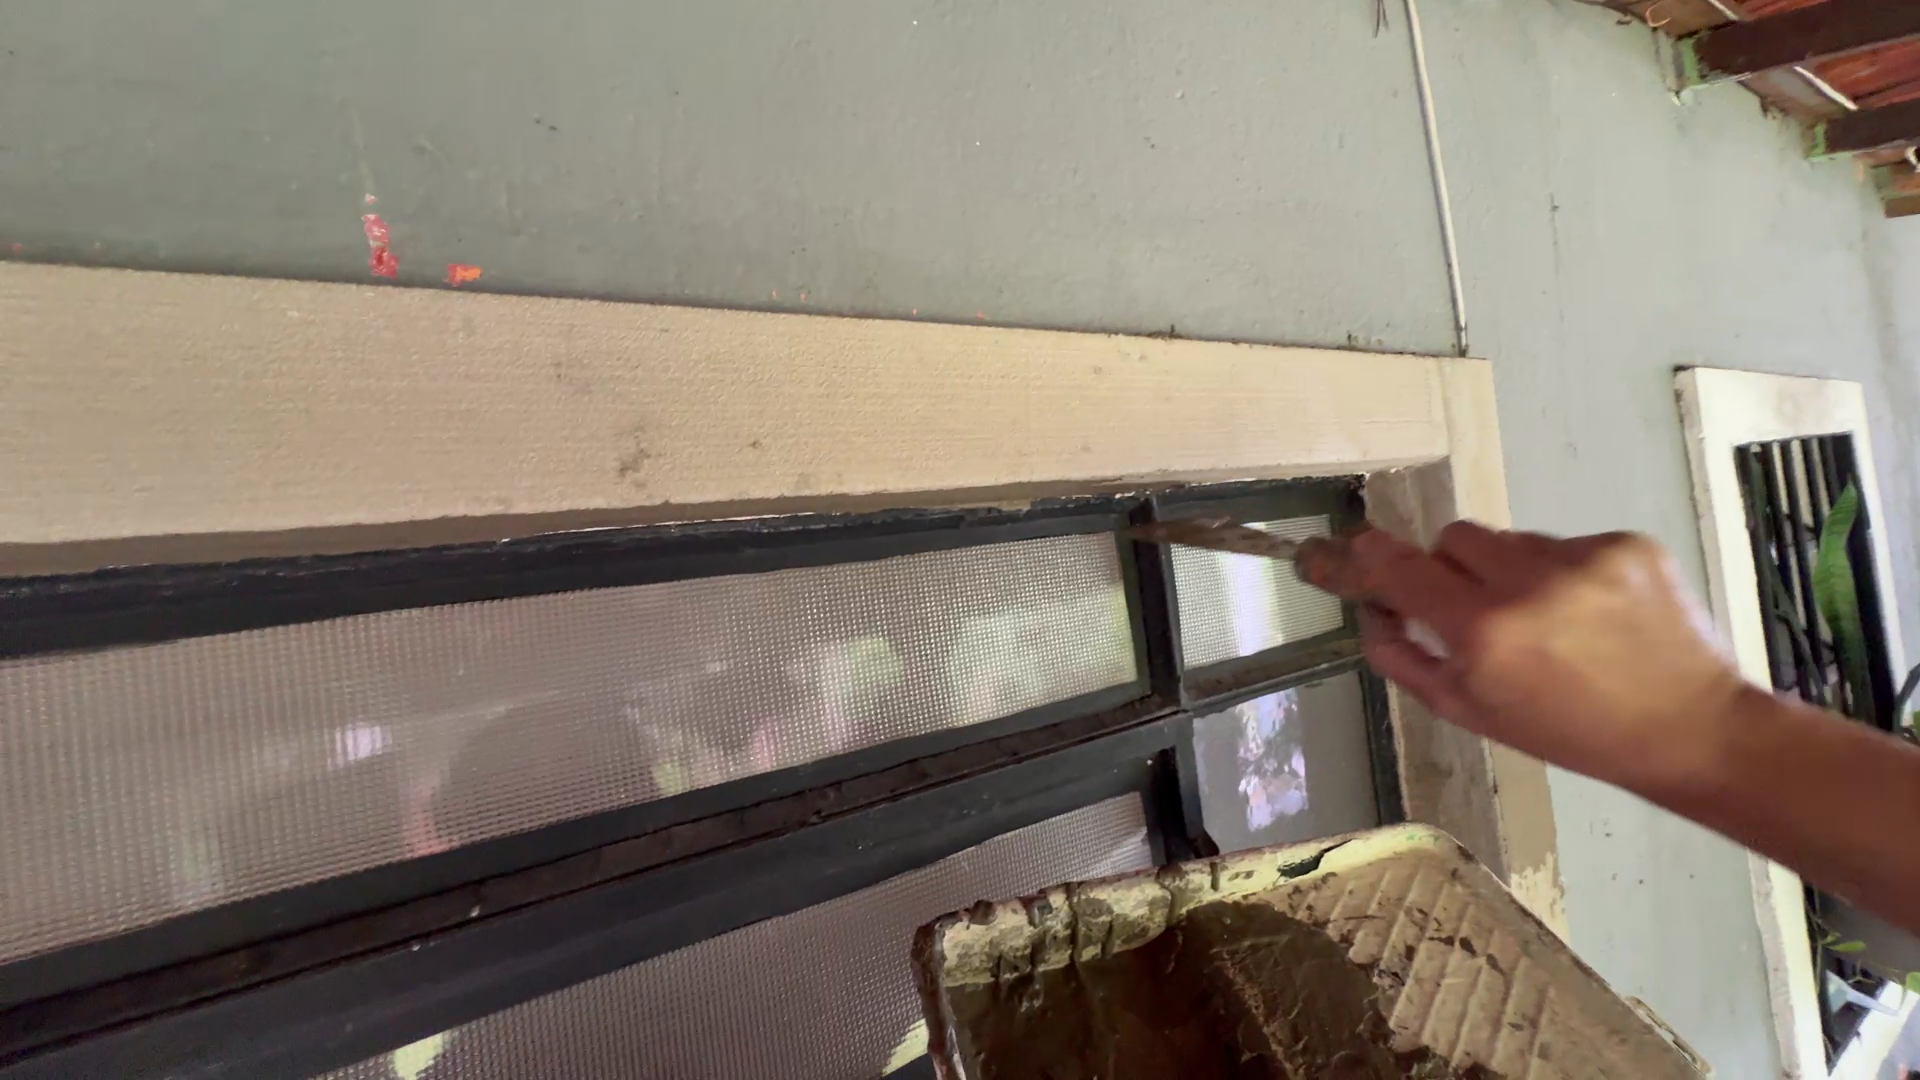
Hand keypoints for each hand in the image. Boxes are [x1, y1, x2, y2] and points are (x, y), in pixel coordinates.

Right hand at [1295, 522, 1754, 794]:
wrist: (1694, 731)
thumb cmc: (1564, 731)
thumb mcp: (1464, 709)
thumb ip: (1399, 656)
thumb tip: (1371, 611)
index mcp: (1482, 630)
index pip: (1397, 565)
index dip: (1364, 554)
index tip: (1346, 548)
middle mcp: (1526, 583)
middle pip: (1450, 537)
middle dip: (1447, 565)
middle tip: (1469, 604)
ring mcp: (1582, 558)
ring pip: (1504, 539)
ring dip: (1503, 569)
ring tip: (1542, 614)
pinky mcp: (1626, 545)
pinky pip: (1558, 542)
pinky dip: (1557, 571)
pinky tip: (1587, 611)